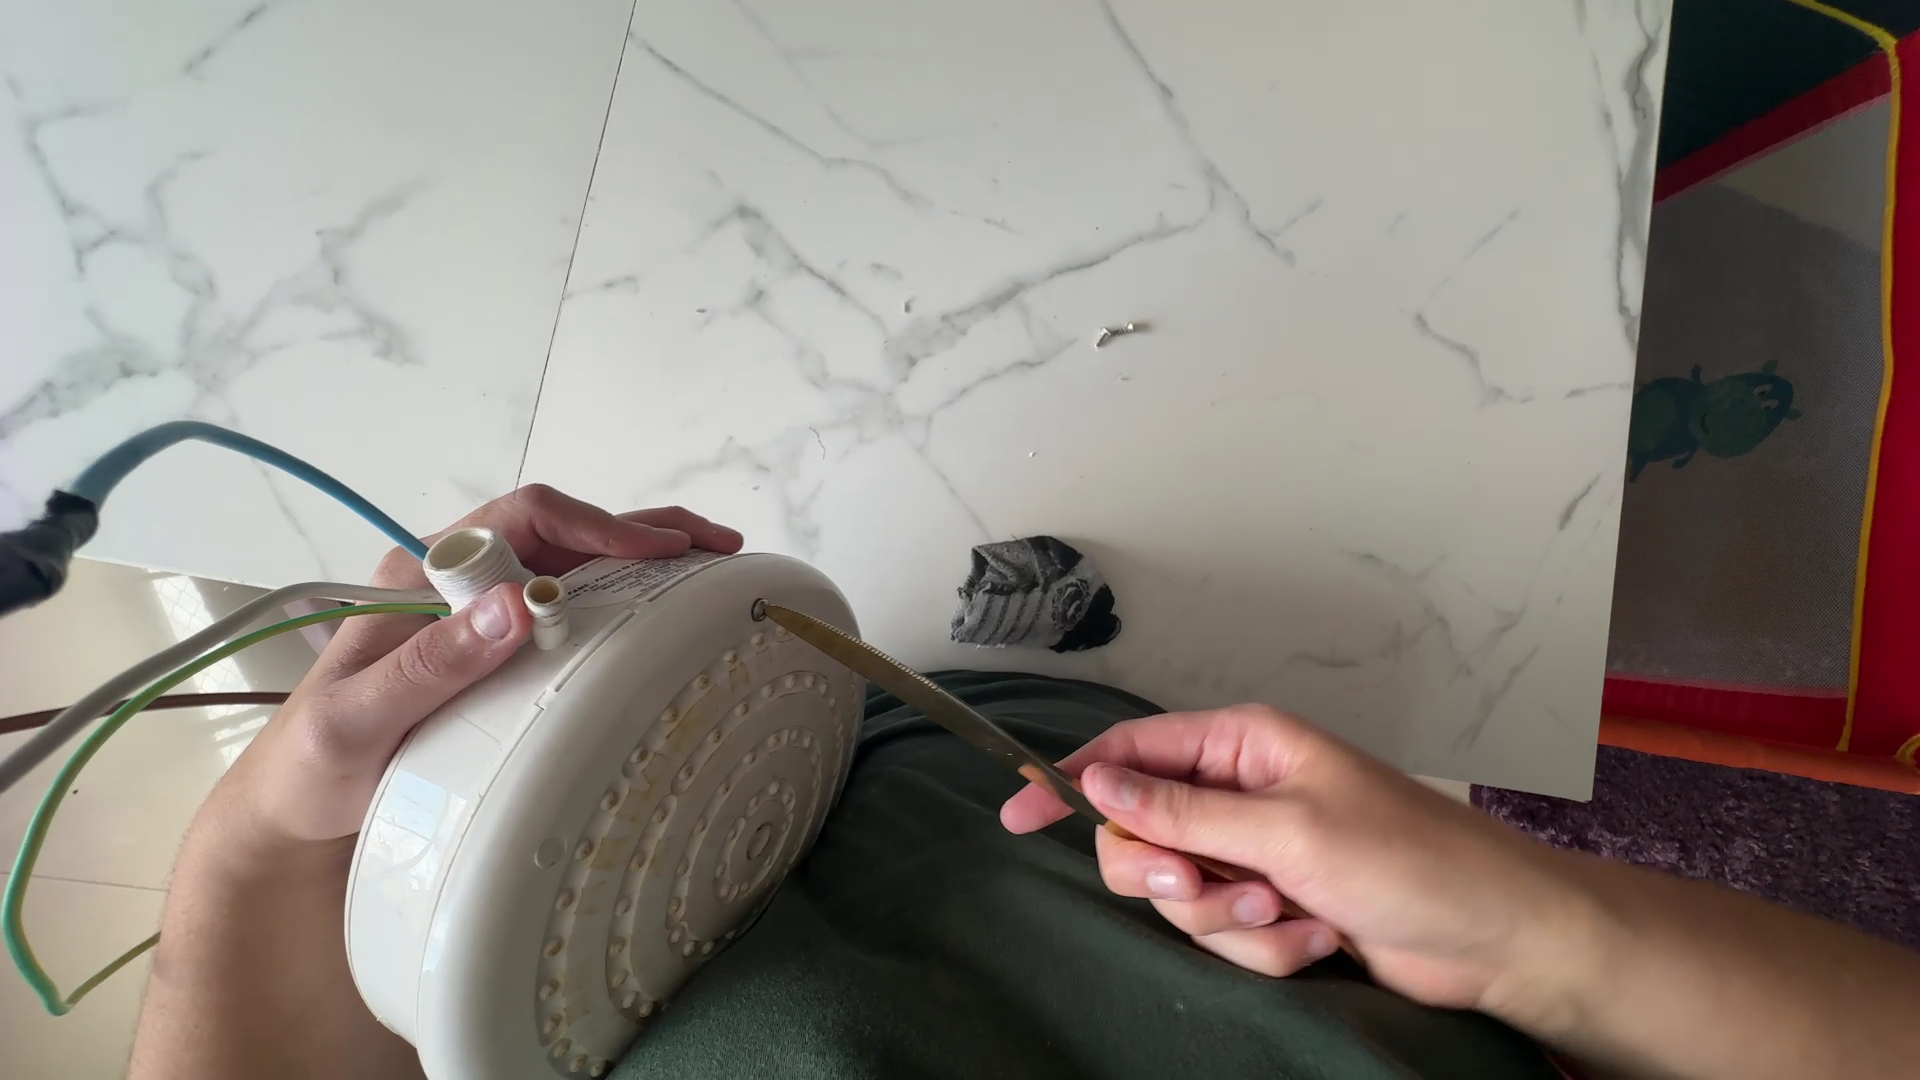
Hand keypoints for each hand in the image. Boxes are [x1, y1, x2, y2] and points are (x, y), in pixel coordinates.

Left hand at [214, 485, 742, 853]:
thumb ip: (429, 664)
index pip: (527, 516)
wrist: (311, 807)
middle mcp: (471, 576)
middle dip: (649, 528)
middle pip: (571, 528)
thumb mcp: (357, 721)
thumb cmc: (320, 766)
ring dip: (654, 555)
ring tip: (716, 563)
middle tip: (717, 545)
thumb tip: (521, 603)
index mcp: (430, 573)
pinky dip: (639, 594)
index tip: (660, 552)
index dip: (598, 525)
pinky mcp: (518, 641)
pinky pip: (588, 602)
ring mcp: (497, 607)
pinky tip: (675, 604)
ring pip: (587, 560)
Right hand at [1000, 704, 1589, 1013]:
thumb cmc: (1403, 857)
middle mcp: (1231, 791)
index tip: (1017, 813)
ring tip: (1289, 914)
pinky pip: (1222, 928)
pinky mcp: (1264, 899)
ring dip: (1227, 916)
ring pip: (1179, 890)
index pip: (1127, 753)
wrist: (1498, 939)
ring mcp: (1245, 849)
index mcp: (1234, 745)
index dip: (1069, 781)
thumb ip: (1180, 810)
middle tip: (1203, 888)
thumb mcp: (1283, 830)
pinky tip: (1316, 935)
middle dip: (1168, 873)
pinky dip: (1262, 943)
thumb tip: (1094, 784)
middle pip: (1140, 832)